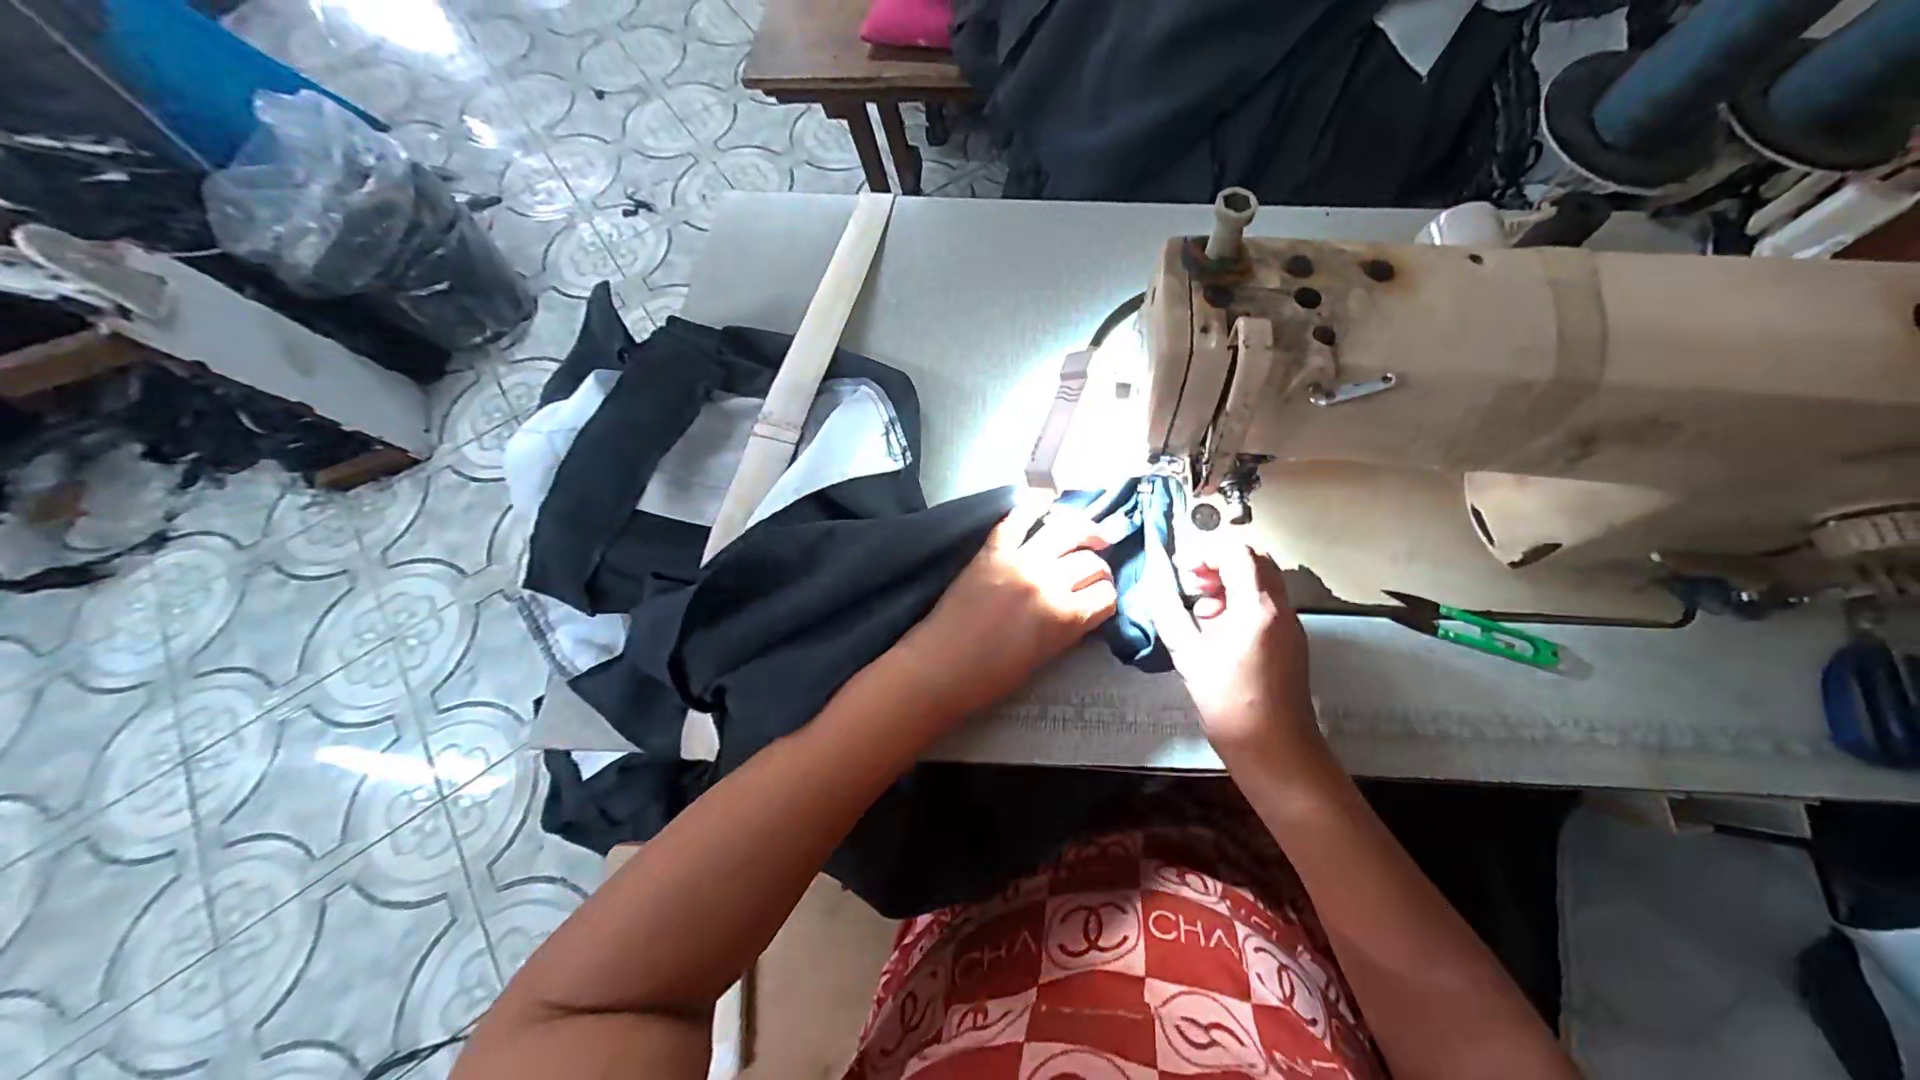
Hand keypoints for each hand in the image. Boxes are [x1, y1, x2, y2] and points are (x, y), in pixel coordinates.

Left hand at [898, 504, 1117, 719]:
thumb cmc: (991, 676)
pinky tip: (1045, 503)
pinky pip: (1017, 519)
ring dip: (1084, 531)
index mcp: (1065, 618)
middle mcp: (1049, 582)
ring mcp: (1020, 561)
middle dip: (1099, 569)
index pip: (1105, 596)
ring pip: (1066, 532)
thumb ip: (1069, 627)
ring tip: (1089, 535)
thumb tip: (1083, 605)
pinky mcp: (992, 551)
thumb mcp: (1045, 657)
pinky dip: (1032, 507)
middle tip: (1093, 572)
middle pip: (1091, 564)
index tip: (1100, 598)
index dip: (1106, 597)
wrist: (940, 667)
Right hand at [1156, 539, 1320, 759]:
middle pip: (1256, 560)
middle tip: (1191, 582)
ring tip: (1199, 608)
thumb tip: (1156, 588)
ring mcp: (1290, 625)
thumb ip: (1170, 614)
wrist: (1275, 751)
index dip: (1205, 552)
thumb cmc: (1230, 704)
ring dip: (1229, 582)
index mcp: (1258, 607)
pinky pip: (1265, 604)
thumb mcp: (1189, 656)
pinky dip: (1240, 602)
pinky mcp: (1289, 642)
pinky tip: (1217, 630)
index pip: (1238, 552)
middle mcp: (1281, 609)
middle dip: (1219, 562)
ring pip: (1262, 581)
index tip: (1181, 569)